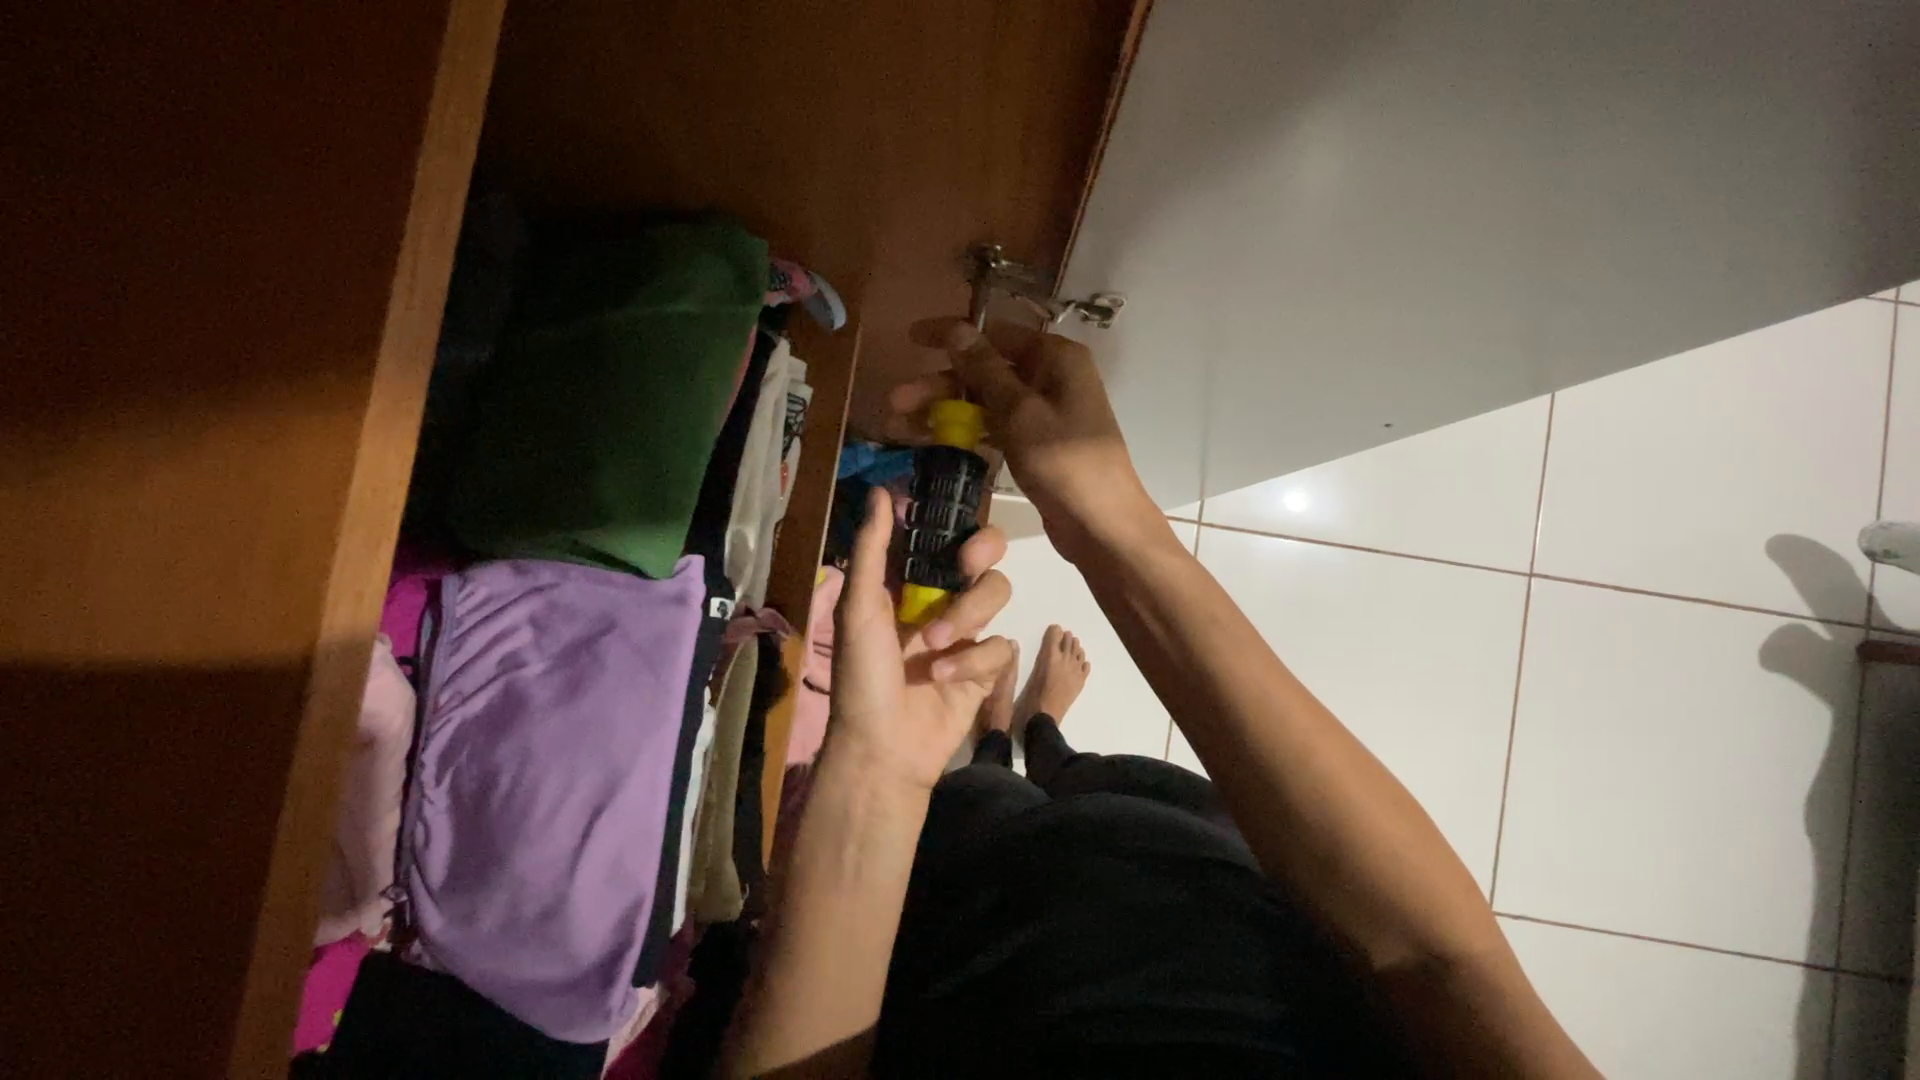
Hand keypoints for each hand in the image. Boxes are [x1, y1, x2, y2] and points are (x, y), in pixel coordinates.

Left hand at [830, 487, 1014, 791]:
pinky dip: (972, 660)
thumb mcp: (858, 607)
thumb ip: (872, 549)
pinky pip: (1000, 645)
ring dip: (967, 614)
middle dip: (982, 554)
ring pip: (998, 593)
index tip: (946, 522)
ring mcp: (967, 634)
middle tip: (965, 565)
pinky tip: (944, 676)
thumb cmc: (861, 675)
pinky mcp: (987, 668)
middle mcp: (942, 601)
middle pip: (986, 556)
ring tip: (933, 644)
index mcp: (910, 584)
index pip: (945, 537)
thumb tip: (881, 491)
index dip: (954, 524)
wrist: (883, 747)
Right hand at [894, 318, 1158, 560]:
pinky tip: (933, 442)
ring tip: (900, 426)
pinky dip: (966, 432)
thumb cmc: (1063, 462)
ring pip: (986, 402)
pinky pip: (995, 428)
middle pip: (985, 370)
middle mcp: (1051, 378)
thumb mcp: (1019, 411)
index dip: (951, 335)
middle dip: (939, 384)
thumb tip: (957, 329)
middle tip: (896, 401)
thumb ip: (985, 369)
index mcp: (1055, 358)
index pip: (995, 333)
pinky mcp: (1036, 444)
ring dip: (946, 411)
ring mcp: (1044, 413)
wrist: (1100, 525)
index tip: (912, 339)